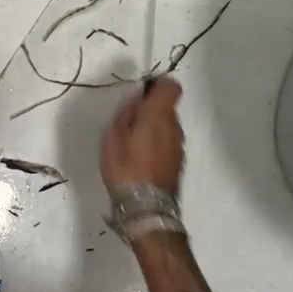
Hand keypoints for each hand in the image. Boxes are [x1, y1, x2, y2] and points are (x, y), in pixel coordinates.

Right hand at [100, 78, 185, 193]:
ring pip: (167, 126)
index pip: (171, 87)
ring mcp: (179, 146)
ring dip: (154, 128)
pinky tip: (141, 159)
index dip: (158, 85)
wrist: (145, 207)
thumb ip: (127, 110)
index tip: (141, 94)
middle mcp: (174, 128)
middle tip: (128, 123)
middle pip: (167, 108)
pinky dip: (157, 144)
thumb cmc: (125, 165)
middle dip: (150, 110)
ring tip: (133, 144)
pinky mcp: (178, 163)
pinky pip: (168, 143)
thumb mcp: (113, 133)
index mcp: (158, 116)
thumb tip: (138, 97)